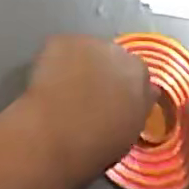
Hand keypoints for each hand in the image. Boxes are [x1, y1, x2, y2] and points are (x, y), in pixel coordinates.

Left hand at [20, 35, 154, 178]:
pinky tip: (46, 85)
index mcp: (139, 75)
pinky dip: (54, 62)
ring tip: (62, 92)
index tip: (112, 103)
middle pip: (113, 57)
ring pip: (86, 51)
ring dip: (79, 65)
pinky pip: (60, 49)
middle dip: (103, 72)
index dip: (123, 88)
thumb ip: (138, 107)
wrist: (53, 139)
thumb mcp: (129, 133)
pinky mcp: (62, 41)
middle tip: (86, 98)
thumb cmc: (95, 148)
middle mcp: (120, 52)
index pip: (137, 74)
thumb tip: (141, 96)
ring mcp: (90, 43)